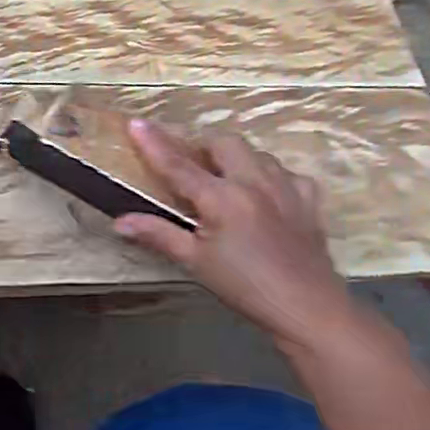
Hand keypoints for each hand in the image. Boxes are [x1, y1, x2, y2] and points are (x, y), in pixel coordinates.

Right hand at [113, 119, 353, 341]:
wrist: (307, 308)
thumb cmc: (244, 288)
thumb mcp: (196, 263)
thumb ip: (159, 235)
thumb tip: (120, 221)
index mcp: (221, 198)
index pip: (178, 165)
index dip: (154, 143)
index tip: (136, 122)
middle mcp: (254, 181)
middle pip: (223, 142)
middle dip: (204, 148)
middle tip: (192, 169)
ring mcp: (286, 186)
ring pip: (256, 153)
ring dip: (237, 159)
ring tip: (228, 182)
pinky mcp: (309, 198)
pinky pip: (286, 172)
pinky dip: (270, 178)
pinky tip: (266, 197)